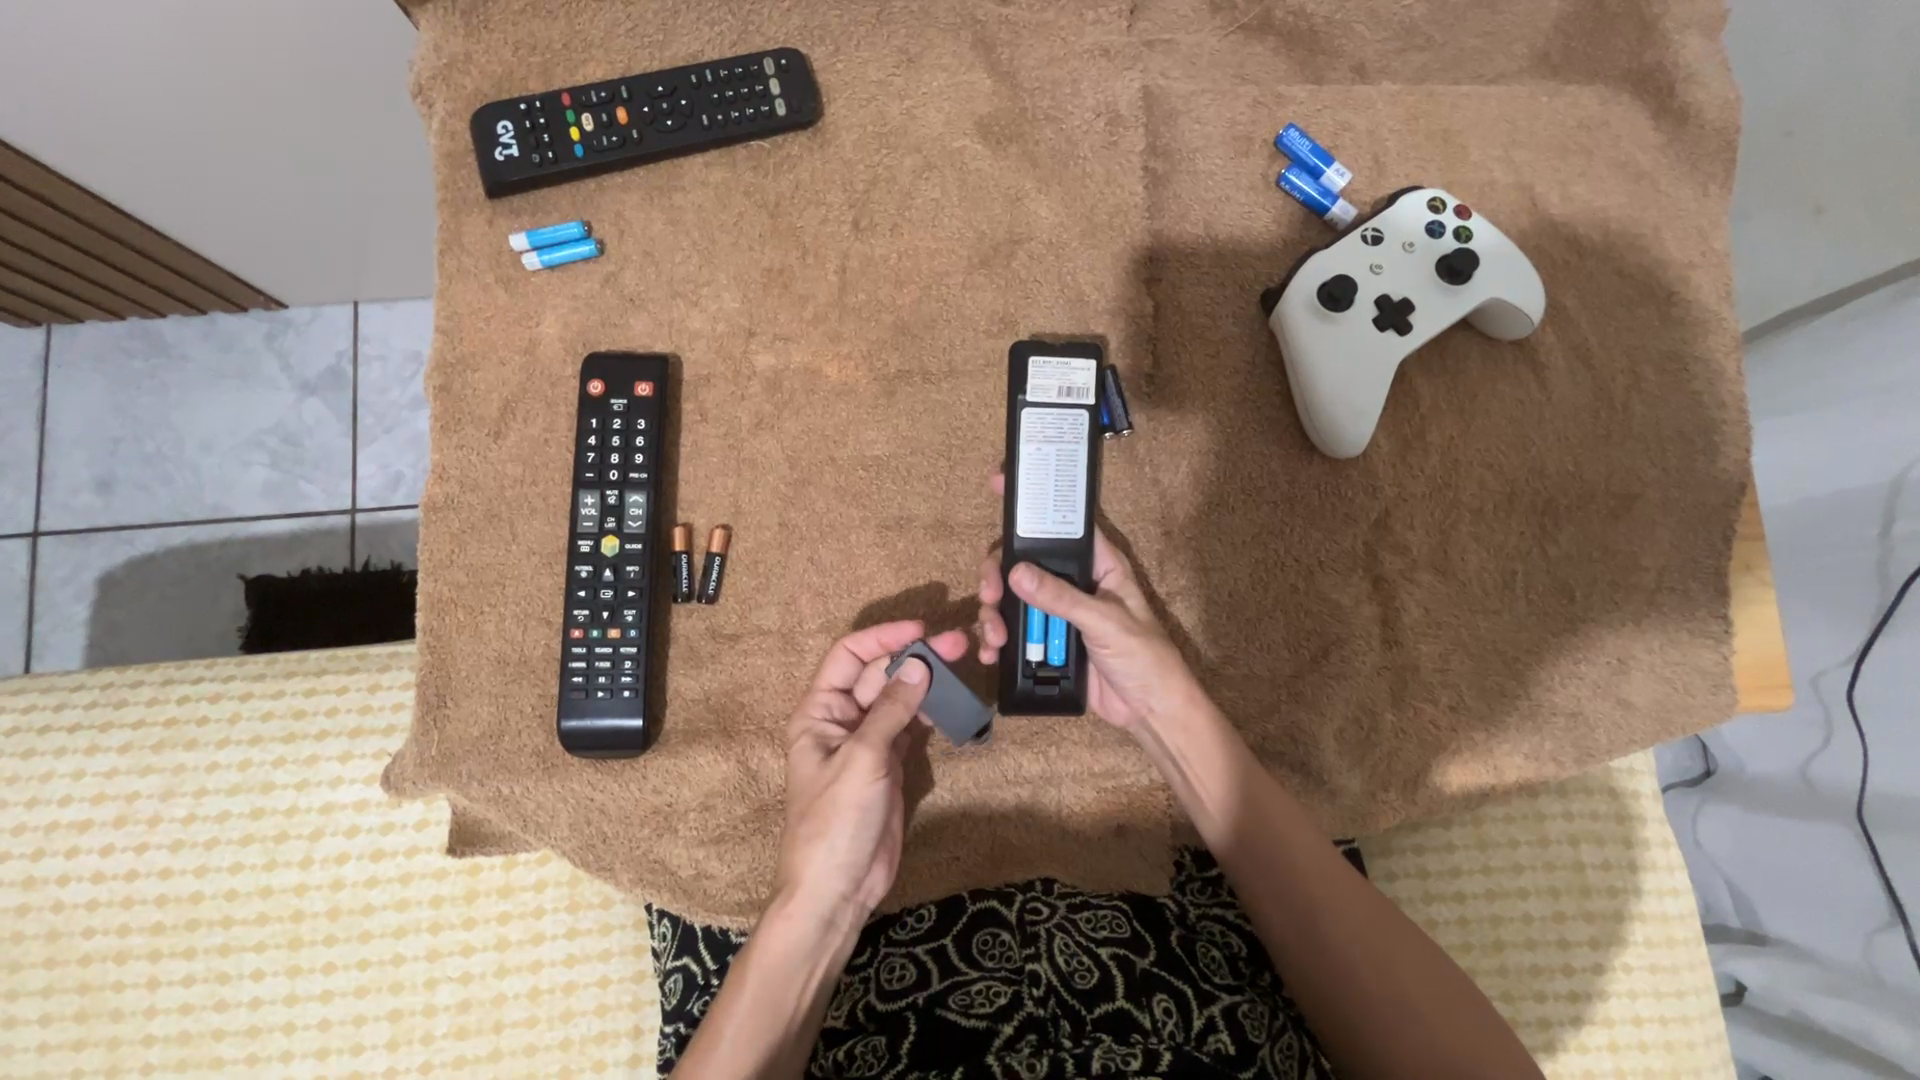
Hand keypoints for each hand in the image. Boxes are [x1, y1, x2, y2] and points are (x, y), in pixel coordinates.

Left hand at [774, 620, 970, 922]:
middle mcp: (841, 720)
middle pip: (880, 675)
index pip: (850, 657)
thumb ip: (891, 711)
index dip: (883, 638)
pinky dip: (930, 713)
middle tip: (958, 644)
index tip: (921, 630)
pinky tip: (953, 704)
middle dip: (915, 658)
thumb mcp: (861, 760)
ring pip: (899, 700)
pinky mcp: (888, 765)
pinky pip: (910, 727)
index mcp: (819, 712)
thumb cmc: (834, 821)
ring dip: (927, 683)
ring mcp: (867, 743)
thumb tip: (919, 664)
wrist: (836, 889)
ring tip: (962, 667)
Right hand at [976, 475, 1199, 731]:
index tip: (998, 483)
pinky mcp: (1048, 643)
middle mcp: (1074, 583)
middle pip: (1024, 561)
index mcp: (1099, 565)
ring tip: (993, 637)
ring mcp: (1058, 613)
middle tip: (988, 593)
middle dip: (998, 574)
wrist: (1150, 710)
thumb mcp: (1105, 621)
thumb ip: (1061, 597)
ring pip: (1012, 598)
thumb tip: (1016, 571)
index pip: (1062, 525)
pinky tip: (992, 654)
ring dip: (995, 613)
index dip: (1031, 504)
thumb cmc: (1145, 657)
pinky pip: (1014, 632)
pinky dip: (998, 640)